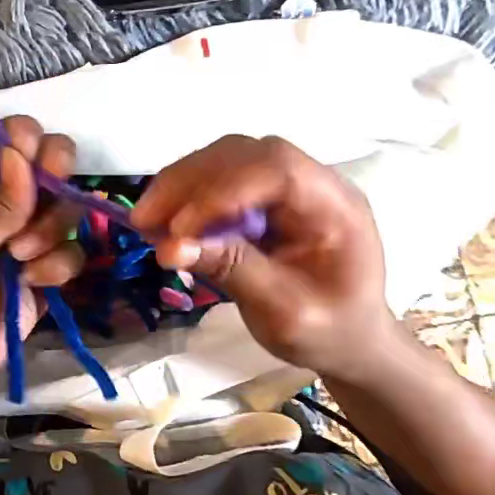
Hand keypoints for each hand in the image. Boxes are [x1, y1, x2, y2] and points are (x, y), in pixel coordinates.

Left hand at [0, 118, 83, 408]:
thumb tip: (20, 154)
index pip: (9, 140)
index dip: (26, 142)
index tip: (29, 163)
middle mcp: (7, 203)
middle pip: (51, 164)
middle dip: (54, 182)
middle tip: (38, 206)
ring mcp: (31, 237)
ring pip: (67, 209)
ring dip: (51, 232)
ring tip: (20, 259)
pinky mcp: (48, 271)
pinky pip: (73, 252)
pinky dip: (58, 267)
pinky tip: (34, 284)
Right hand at [132, 136, 400, 384]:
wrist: (350, 340)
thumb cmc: (327, 332)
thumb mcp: (284, 313)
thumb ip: (233, 272)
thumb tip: (169, 246)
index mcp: (336, 208)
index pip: (278, 171)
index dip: (222, 191)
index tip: (179, 229)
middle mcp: (314, 182)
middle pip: (245, 154)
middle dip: (190, 181)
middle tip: (144, 218)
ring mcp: (289, 185)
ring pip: (226, 159)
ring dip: (181, 184)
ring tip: (146, 219)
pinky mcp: (265, 195)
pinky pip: (220, 177)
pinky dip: (186, 194)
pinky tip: (163, 219)